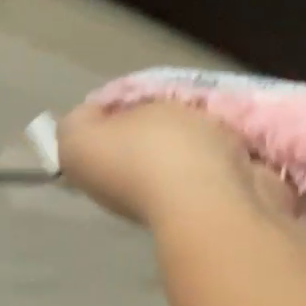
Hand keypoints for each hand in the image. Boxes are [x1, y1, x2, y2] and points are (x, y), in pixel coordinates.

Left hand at [58, 101, 293, 227]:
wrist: (217, 203)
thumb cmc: (173, 147)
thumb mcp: (160, 104)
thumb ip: (152, 105)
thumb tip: (157, 118)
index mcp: (75, 146)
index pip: (91, 110)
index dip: (125, 97)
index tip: (159, 93)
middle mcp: (98, 176)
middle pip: (128, 139)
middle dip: (158, 127)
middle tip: (189, 115)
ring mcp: (140, 198)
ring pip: (163, 161)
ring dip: (187, 150)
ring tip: (218, 136)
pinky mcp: (181, 211)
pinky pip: (192, 180)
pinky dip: (209, 169)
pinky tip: (230, 158)